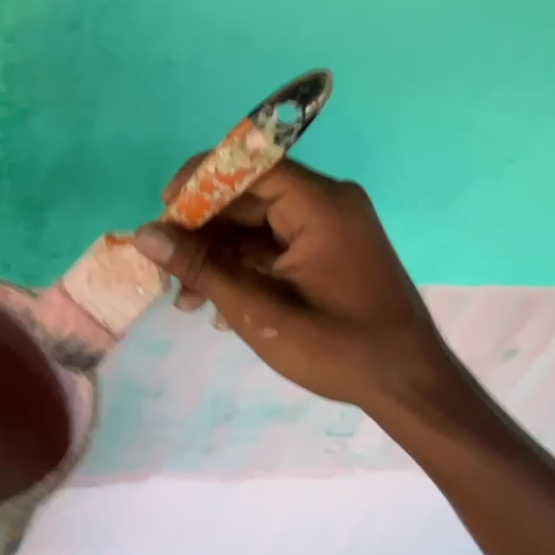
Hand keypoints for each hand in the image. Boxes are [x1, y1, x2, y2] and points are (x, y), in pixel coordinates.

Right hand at [131, 157, 454, 408]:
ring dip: (218, 255)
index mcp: (319, 203)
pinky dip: (243, 266)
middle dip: (202, 229)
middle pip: (247, 196)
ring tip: (187, 300)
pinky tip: (218, 305)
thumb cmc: (338, 347)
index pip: (247, 164)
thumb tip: (144, 234)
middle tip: (166, 264)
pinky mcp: (328, 251)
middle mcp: (326, 203)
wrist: (411, 389)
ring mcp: (329, 227)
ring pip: (255, 223)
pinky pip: (273, 244)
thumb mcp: (257, 308)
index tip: (163, 208)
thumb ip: (200, 266)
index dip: (199, 180)